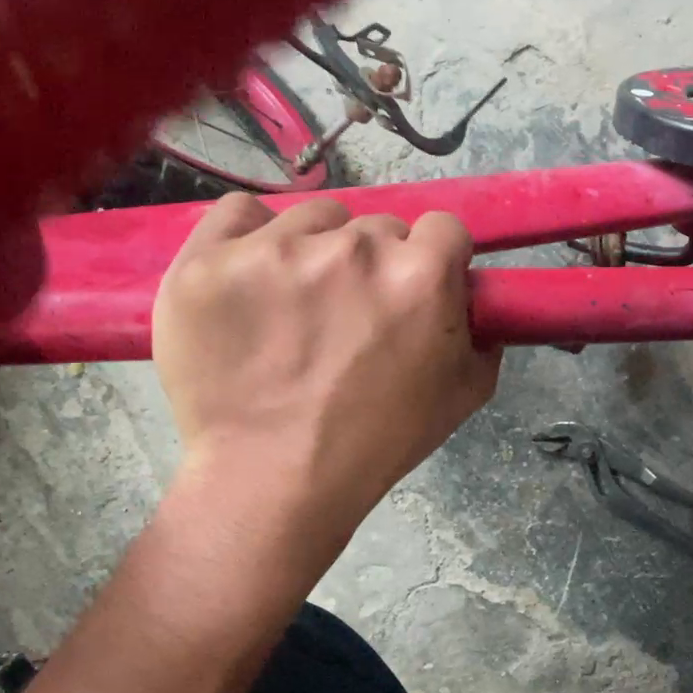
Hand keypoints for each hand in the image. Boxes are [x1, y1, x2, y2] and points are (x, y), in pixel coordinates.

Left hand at [152, 194, 499, 514]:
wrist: (273, 479)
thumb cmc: (377, 442)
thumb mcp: (463, 395)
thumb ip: (481, 334)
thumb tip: (470, 300)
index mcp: (420, 275)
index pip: (443, 228)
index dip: (436, 259)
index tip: (417, 289)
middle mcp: (353, 248)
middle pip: (377, 226)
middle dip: (375, 263)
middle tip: (354, 313)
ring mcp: (274, 249)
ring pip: (313, 219)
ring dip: (317, 250)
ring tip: (297, 305)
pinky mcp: (210, 259)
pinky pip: (240, 214)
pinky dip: (250, 236)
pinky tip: (253, 274)